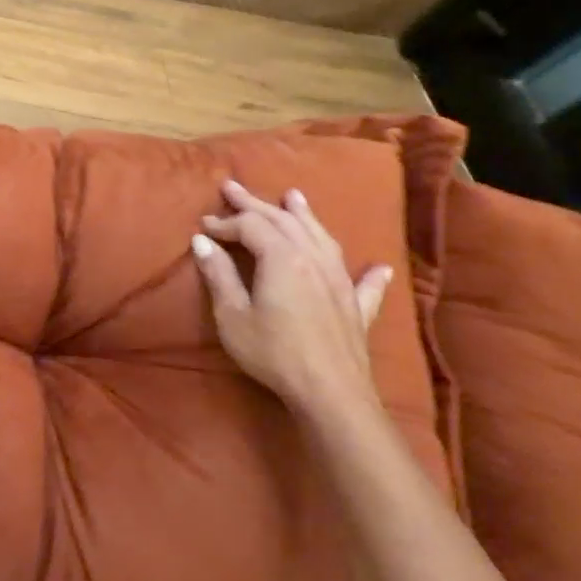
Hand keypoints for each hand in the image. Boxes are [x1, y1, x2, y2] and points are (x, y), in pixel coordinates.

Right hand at [192, 180, 395, 419]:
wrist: (330, 393)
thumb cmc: (272, 351)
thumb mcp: (231, 314)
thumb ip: (219, 275)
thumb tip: (202, 242)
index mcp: (283, 260)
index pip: (251, 227)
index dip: (225, 223)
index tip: (202, 226)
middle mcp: (315, 262)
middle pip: (285, 223)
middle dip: (256, 204)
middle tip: (232, 187)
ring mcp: (341, 284)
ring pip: (323, 240)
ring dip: (306, 217)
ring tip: (294, 197)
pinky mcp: (357, 308)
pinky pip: (365, 284)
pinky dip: (370, 273)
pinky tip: (378, 266)